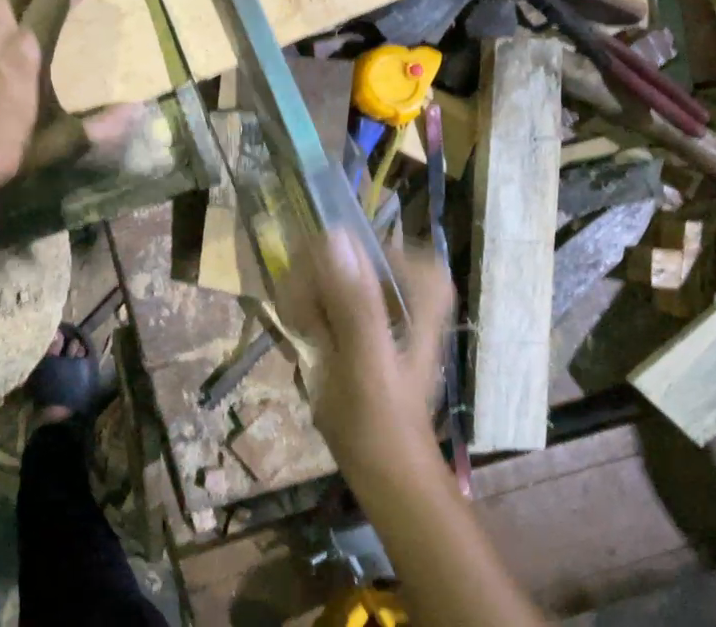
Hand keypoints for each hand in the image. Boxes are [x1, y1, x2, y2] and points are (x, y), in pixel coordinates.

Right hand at [274, 229, 456, 486]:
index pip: (409, 256)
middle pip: (362, 263)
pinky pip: (326, 307)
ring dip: (309, 296)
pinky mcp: (354, 342)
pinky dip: (307, 315)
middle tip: (302, 303)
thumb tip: (336, 236)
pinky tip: (299, 336)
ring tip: (298, 323)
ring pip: (337, 282)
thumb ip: (354, 301)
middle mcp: (401, 311)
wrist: (381, 478)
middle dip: (322, 275)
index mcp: (417, 309)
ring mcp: (376, 327)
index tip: (331, 264)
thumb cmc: (379, 424)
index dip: (370, 251)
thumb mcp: (365, 361)